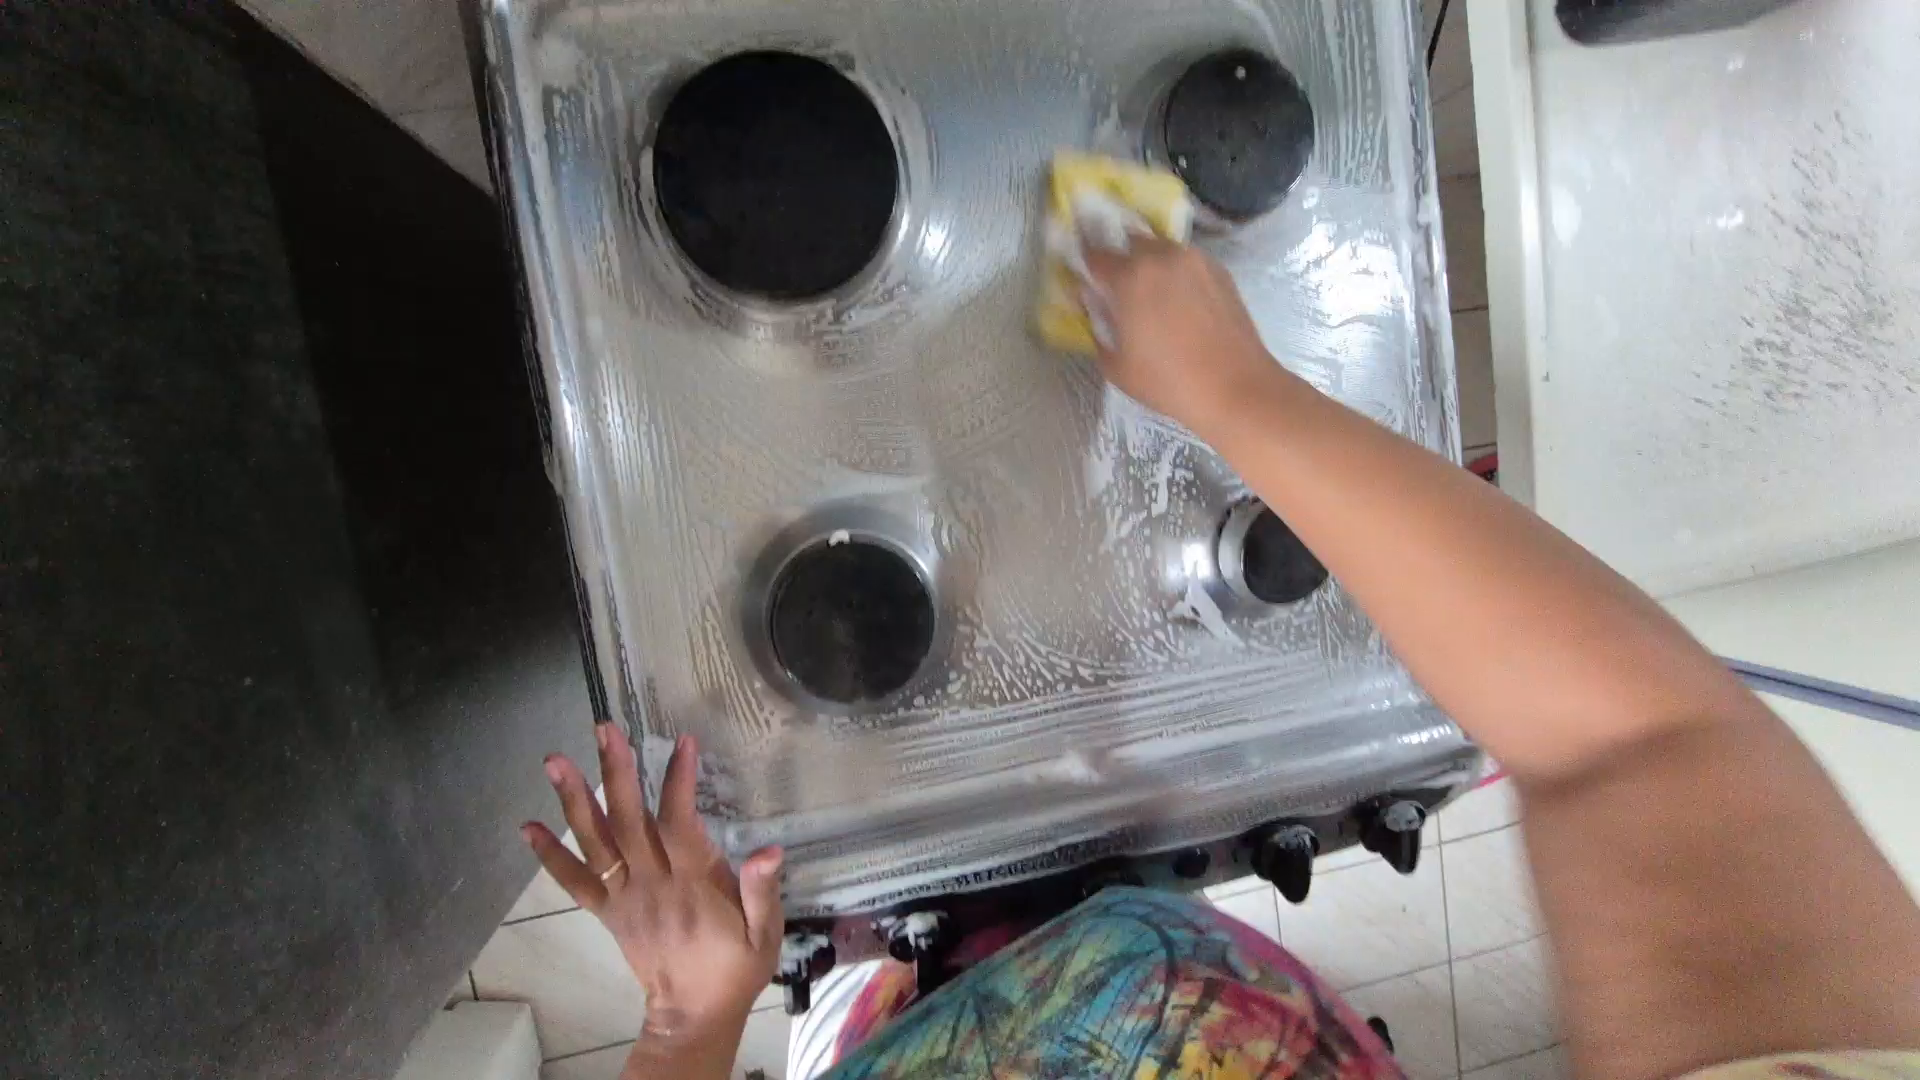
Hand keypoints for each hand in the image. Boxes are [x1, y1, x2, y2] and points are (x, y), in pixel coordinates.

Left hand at [523, 727, 782, 1049]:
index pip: (679, 822)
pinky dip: (549, 855)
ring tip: (556, 761)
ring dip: (575, 801)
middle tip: (604, 730)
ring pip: (595, 845)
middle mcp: (651, 885)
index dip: (678, 780)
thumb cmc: (736, 968)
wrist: (693, 1018)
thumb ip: (762, 890)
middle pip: (628, 822)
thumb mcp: (765, 933)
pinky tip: (528, 827)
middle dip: (616, 773)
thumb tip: (769, 850)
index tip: (682, 741)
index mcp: (691, 883)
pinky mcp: (608, 914)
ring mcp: (623, 900)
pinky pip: (575, 883)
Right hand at [1082, 237, 1285, 434]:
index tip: (1085, 280)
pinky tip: (1179, 303)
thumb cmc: (1167, 381)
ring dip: (1150, 265)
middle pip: (1131, 242)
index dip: (1086, 266)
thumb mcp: (1116, 366)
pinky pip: (1187, 263)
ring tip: (1151, 295)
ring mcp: (1196, 261)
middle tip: (1118, 287)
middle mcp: (1163, 257)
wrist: (1233, 386)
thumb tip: (1097, 312)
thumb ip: (1099, 330)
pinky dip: (1176, 274)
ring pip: (1162, 250)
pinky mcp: (1220, 271)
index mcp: (1130, 277)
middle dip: (1121, 260)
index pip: (1096, 256)